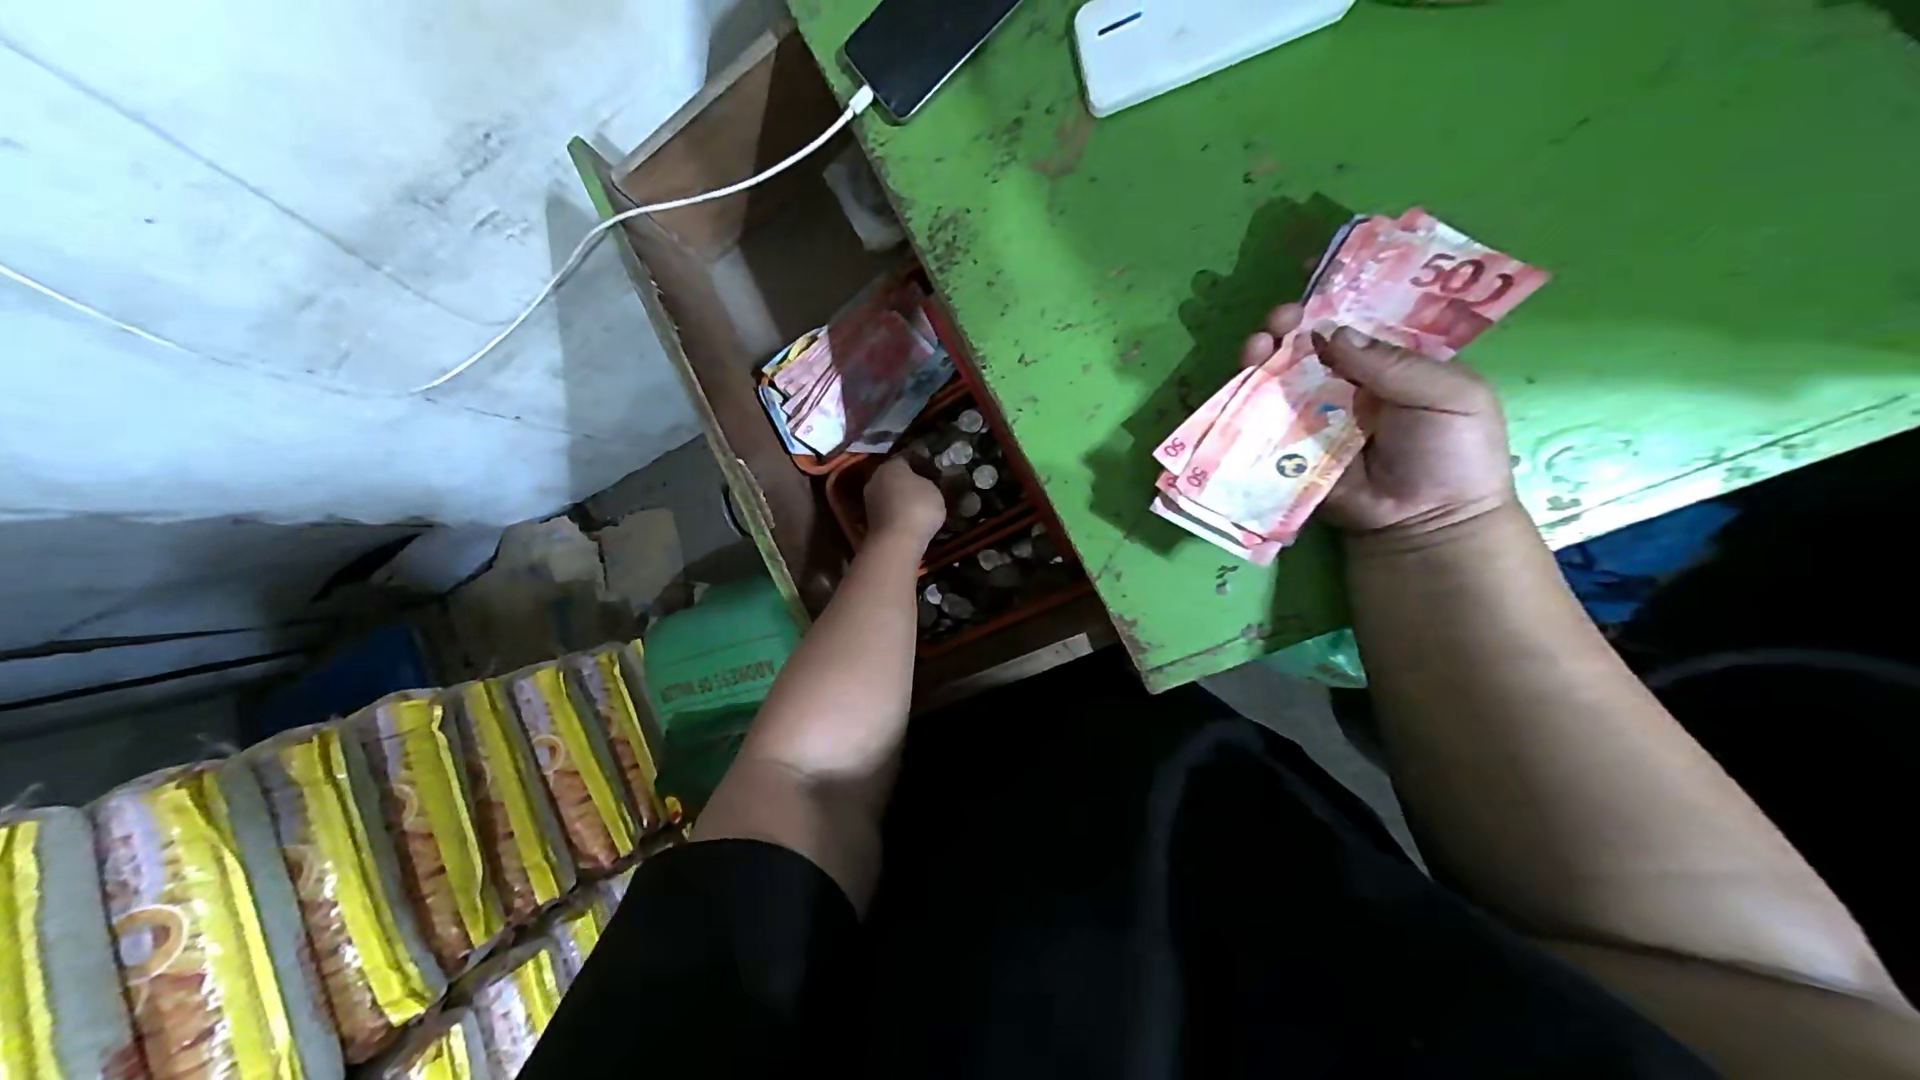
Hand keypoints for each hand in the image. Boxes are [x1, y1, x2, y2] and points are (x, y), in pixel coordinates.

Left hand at [863, 457, 946, 548]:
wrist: (896, 542)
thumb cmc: (918, 508)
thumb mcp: (934, 490)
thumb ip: (928, 482)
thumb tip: (923, 483)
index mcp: (890, 465)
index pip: (907, 458)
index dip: (921, 463)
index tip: (933, 471)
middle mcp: (875, 478)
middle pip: (894, 476)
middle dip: (909, 481)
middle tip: (927, 488)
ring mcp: (869, 500)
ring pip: (889, 493)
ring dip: (901, 498)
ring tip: (920, 506)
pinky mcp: (869, 519)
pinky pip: (888, 510)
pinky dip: (897, 513)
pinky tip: (910, 519)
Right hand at [1242, 304, 1515, 538]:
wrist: (1426, 520)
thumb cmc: (1453, 452)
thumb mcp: (1449, 394)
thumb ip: (1394, 364)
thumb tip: (1331, 334)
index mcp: (1392, 361)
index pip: (1362, 316)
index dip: (1338, 291)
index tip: (1315, 266)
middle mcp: (1348, 381)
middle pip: (1312, 342)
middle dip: (1293, 322)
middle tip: (1283, 316)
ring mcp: (1315, 413)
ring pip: (1282, 374)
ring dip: (1266, 352)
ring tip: (1259, 341)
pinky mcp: (1291, 444)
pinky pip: (1266, 416)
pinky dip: (1250, 393)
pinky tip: (1247, 374)